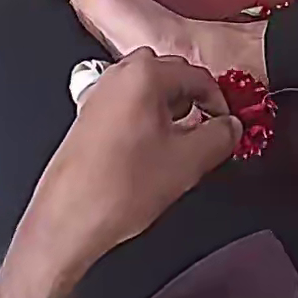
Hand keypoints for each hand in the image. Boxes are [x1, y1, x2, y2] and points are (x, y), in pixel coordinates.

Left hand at [17, 49, 240, 264]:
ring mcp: (99, 94)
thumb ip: (221, 136)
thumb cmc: (119, 188)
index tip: (226, 122)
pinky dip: (145, 116)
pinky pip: (127, 102)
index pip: (197, 76)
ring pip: (148, 88)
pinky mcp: (87, 115)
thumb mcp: (190, 161)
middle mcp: (119, 75)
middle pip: (171, 74)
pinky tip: (150, 149)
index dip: (219, 101)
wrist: (66, 222)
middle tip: (206, 128)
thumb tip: (231, 126)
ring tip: (178, 141)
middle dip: (193, 100)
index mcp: (144, 75)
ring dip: (169, 107)